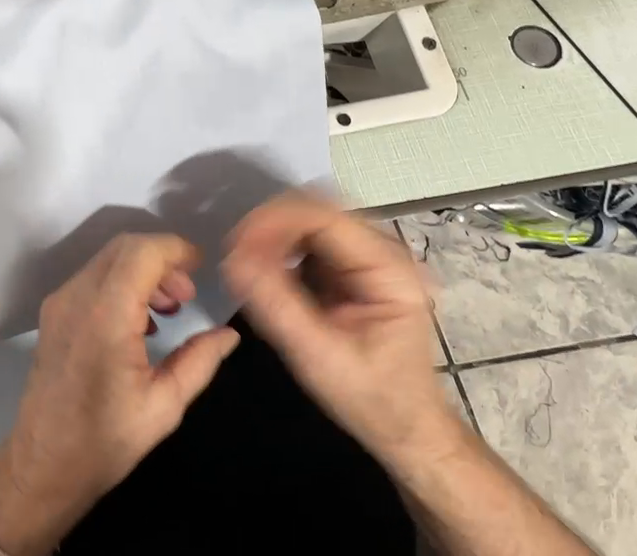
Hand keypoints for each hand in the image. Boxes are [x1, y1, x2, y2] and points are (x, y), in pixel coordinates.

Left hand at [0, 234, 239, 554]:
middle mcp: (77, 298)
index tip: (201, 266)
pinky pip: (92, 278)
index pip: (141, 253)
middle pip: (123, 249)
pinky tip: (140, 321)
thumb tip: (228, 334)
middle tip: (187, 295)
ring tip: (169, 309)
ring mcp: (59, 302)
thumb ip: (199, 361)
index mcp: (106, 317)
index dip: (174, 249)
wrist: (44, 462)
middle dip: (161, 259)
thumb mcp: (164, 406)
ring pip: (106, 261)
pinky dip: (120, 283)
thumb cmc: (106, 441)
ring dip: (141, 271)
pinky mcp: (52, 312)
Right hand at [220, 191, 463, 466]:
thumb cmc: (370, 398)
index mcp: (388, 268)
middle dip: (269, 224)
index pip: (324, 217)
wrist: (405, 428)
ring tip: (243, 262)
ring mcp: (367, 255)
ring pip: (308, 218)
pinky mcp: (350, 266)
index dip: (273, 221)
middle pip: (315, 208)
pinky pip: (307, 237)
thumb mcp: (317, 357)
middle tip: (235, 254)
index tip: (235, 244)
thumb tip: (230, 260)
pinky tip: (262, 271)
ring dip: (271, 233)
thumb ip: (276, 306)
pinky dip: (278, 246)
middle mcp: (382, 250)